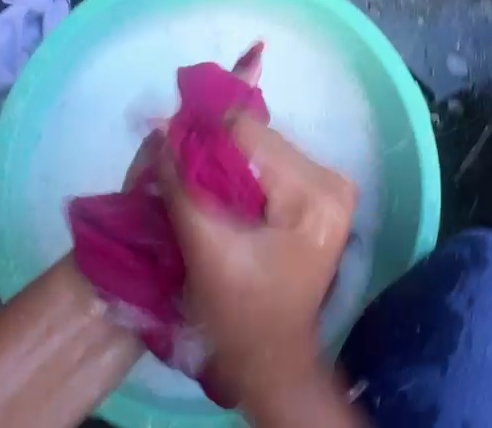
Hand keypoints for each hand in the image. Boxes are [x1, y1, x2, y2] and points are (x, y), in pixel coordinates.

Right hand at [163, 118, 357, 412]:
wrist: (270, 363)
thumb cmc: (239, 318)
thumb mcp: (205, 250)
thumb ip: (182, 186)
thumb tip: (160, 128)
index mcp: (314, 194)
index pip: (250, 134)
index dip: (203, 135)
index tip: (166, 145)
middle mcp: (332, 180)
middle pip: (257, 139)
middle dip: (212, 150)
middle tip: (173, 165)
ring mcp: (330, 188)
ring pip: (260, 150)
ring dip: (223, 161)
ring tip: (190, 180)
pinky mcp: (319, 197)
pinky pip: (269, 166)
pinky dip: (239, 174)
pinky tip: (216, 192)